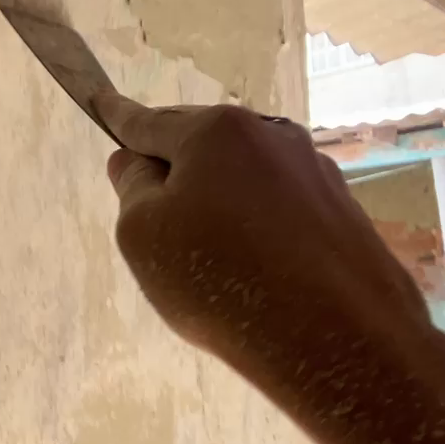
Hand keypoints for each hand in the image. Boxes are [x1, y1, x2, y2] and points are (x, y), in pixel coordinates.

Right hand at [95, 91, 433, 408]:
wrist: (335, 341)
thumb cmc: (217, 277)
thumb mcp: (142, 232)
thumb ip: (131, 187)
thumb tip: (134, 162)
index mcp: (215, 132)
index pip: (148, 123)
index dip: (118, 120)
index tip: (101, 102)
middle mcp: (271, 136)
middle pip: (198, 145)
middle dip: (170, 170)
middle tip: (151, 219)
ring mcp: (315, 172)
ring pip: (240, 176)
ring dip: (214, 199)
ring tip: (206, 259)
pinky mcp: (343, 213)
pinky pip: (276, 207)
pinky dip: (252, 225)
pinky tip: (251, 270)